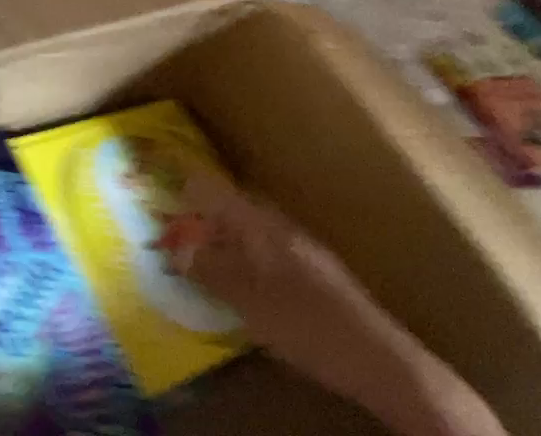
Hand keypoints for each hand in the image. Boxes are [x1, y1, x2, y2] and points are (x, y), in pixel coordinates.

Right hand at [171, 173, 506, 435]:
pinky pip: (263, 251)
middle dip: (200, 210)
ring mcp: (300, 250)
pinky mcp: (313, 275)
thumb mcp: (246, 299)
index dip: (185, 181)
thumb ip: (208, 268)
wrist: (381, 362)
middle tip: (172, 225)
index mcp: (261, 225)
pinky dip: (241, 256)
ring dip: (220, 236)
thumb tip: (174, 245)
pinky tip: (237, 283)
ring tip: (198, 256)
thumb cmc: (306, 325)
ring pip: (248, 229)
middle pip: (231, 206)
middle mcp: (280, 228)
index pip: (214, 188)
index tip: (159, 177)